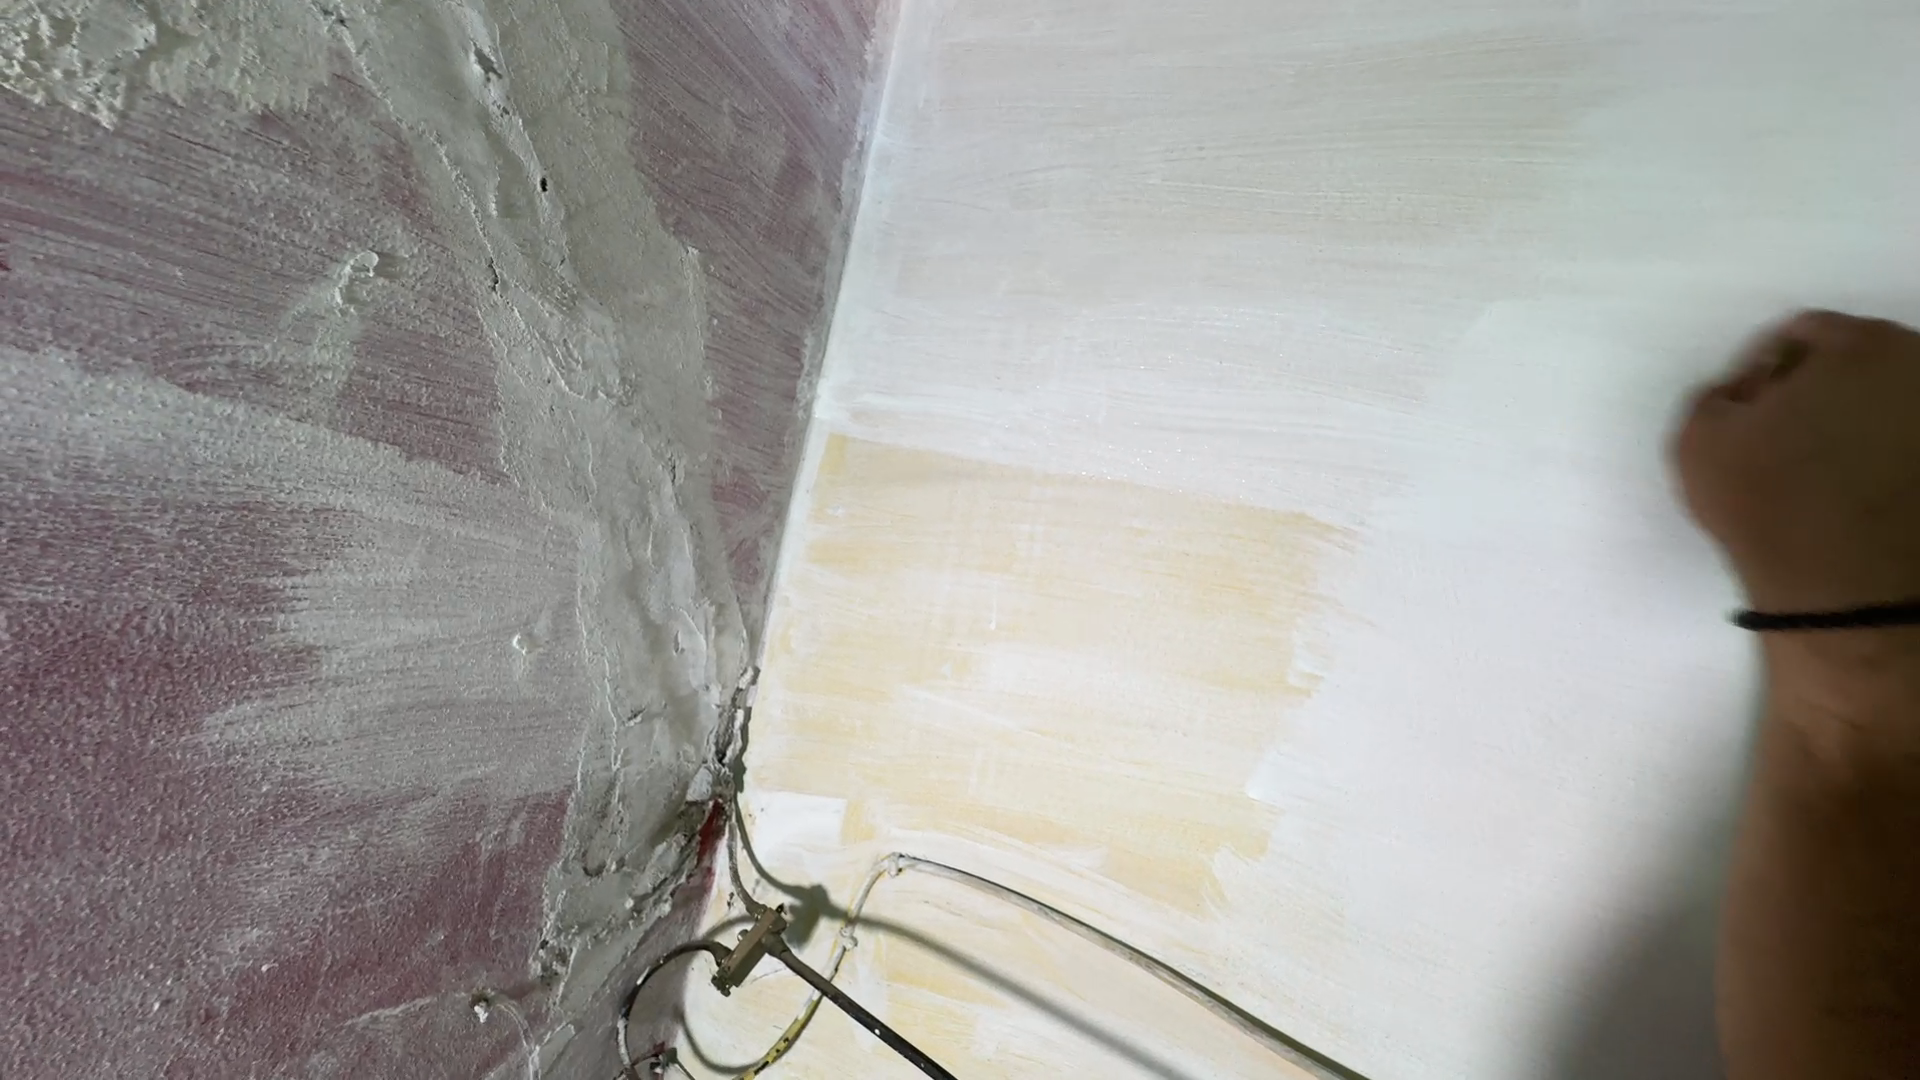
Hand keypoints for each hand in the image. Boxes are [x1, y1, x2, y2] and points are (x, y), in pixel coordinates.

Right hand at [1674, 310, 1919, 616]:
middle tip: (1776, 429)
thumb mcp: (1699, 435)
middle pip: (1858, 357)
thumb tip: (1749, 384)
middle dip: (1816, 385)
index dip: (1760, 366)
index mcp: (1860, 347)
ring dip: (1850, 414)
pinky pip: (1903, 433)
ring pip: (1887, 395)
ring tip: (1815, 458)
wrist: (1841, 571)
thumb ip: (1720, 390)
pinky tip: (1850, 478)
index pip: (1803, 330)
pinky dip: (1880, 444)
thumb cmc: (1761, 491)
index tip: (1742, 405)